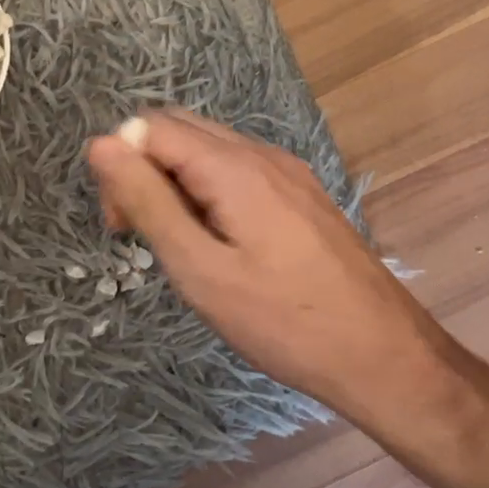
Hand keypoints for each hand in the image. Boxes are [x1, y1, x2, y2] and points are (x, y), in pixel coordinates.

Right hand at [86, 110, 465, 431]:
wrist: (388, 360)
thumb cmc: (283, 322)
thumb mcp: (199, 269)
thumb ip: (147, 200)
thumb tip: (100, 143)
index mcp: (232, 167)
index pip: (149, 127)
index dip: (121, 165)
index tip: (123, 225)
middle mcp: (260, 154)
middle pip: (177, 128)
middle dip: (142, 166)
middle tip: (140, 231)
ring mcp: (286, 171)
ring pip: (206, 147)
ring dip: (173, 179)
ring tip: (178, 242)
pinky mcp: (300, 194)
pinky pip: (235, 168)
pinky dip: (206, 188)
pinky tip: (216, 241)